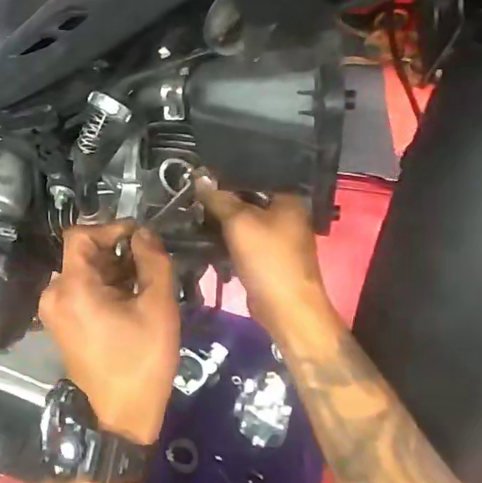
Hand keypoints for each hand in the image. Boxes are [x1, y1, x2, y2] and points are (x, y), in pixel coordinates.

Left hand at [38, 223, 180, 444]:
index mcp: (71, 287)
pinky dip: (105, 287)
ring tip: (146, 284)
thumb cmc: (140, 362)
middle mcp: (54, 293)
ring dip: (114, 270)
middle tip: (150, 264)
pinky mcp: (62, 323)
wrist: (120, 417)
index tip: (141, 238)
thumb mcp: (158, 308)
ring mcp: (54, 310)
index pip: (80, 235)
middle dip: (117, 252)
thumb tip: (144, 233)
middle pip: (83, 253)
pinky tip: (131, 300)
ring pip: (84, 271)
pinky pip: (81, 290)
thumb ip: (153, 261)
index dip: (111, 228)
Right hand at [196, 176, 325, 327]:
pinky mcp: (267, 256)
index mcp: (289, 198)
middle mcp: (286, 214)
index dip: (227, 173)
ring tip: (193, 210)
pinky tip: (204, 234)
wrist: (286, 309)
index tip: (200, 173)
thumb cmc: (268, 258)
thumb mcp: (239, 222)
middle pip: (248, 197)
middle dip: (221, 197)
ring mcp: (277, 236)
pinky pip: (242, 239)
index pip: (255, 175)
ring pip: (243, 219)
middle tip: (192, 192)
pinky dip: (226, 237)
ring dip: (221, 219)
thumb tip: (199, 178)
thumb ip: (218, 198)